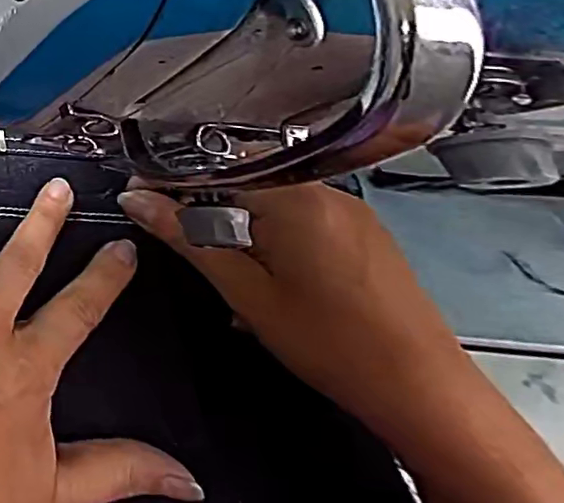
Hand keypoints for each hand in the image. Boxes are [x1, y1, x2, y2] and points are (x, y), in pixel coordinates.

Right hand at [117, 184, 563, 502]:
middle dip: (208, 208)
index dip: (170, 184)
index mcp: (292, 193)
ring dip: (241, 225)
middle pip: (241, 180)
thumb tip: (135, 200)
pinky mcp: (364, 230)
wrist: (428, 395)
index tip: (139, 197)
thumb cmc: (331, 344)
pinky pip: (301, 216)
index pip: (211, 167)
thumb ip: (186, 236)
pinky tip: (275, 278)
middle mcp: (323, 188)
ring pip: (270, 201)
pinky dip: (275, 237)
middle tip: (188, 246)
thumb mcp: (245, 291)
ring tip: (234, 275)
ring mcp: (349, 208)